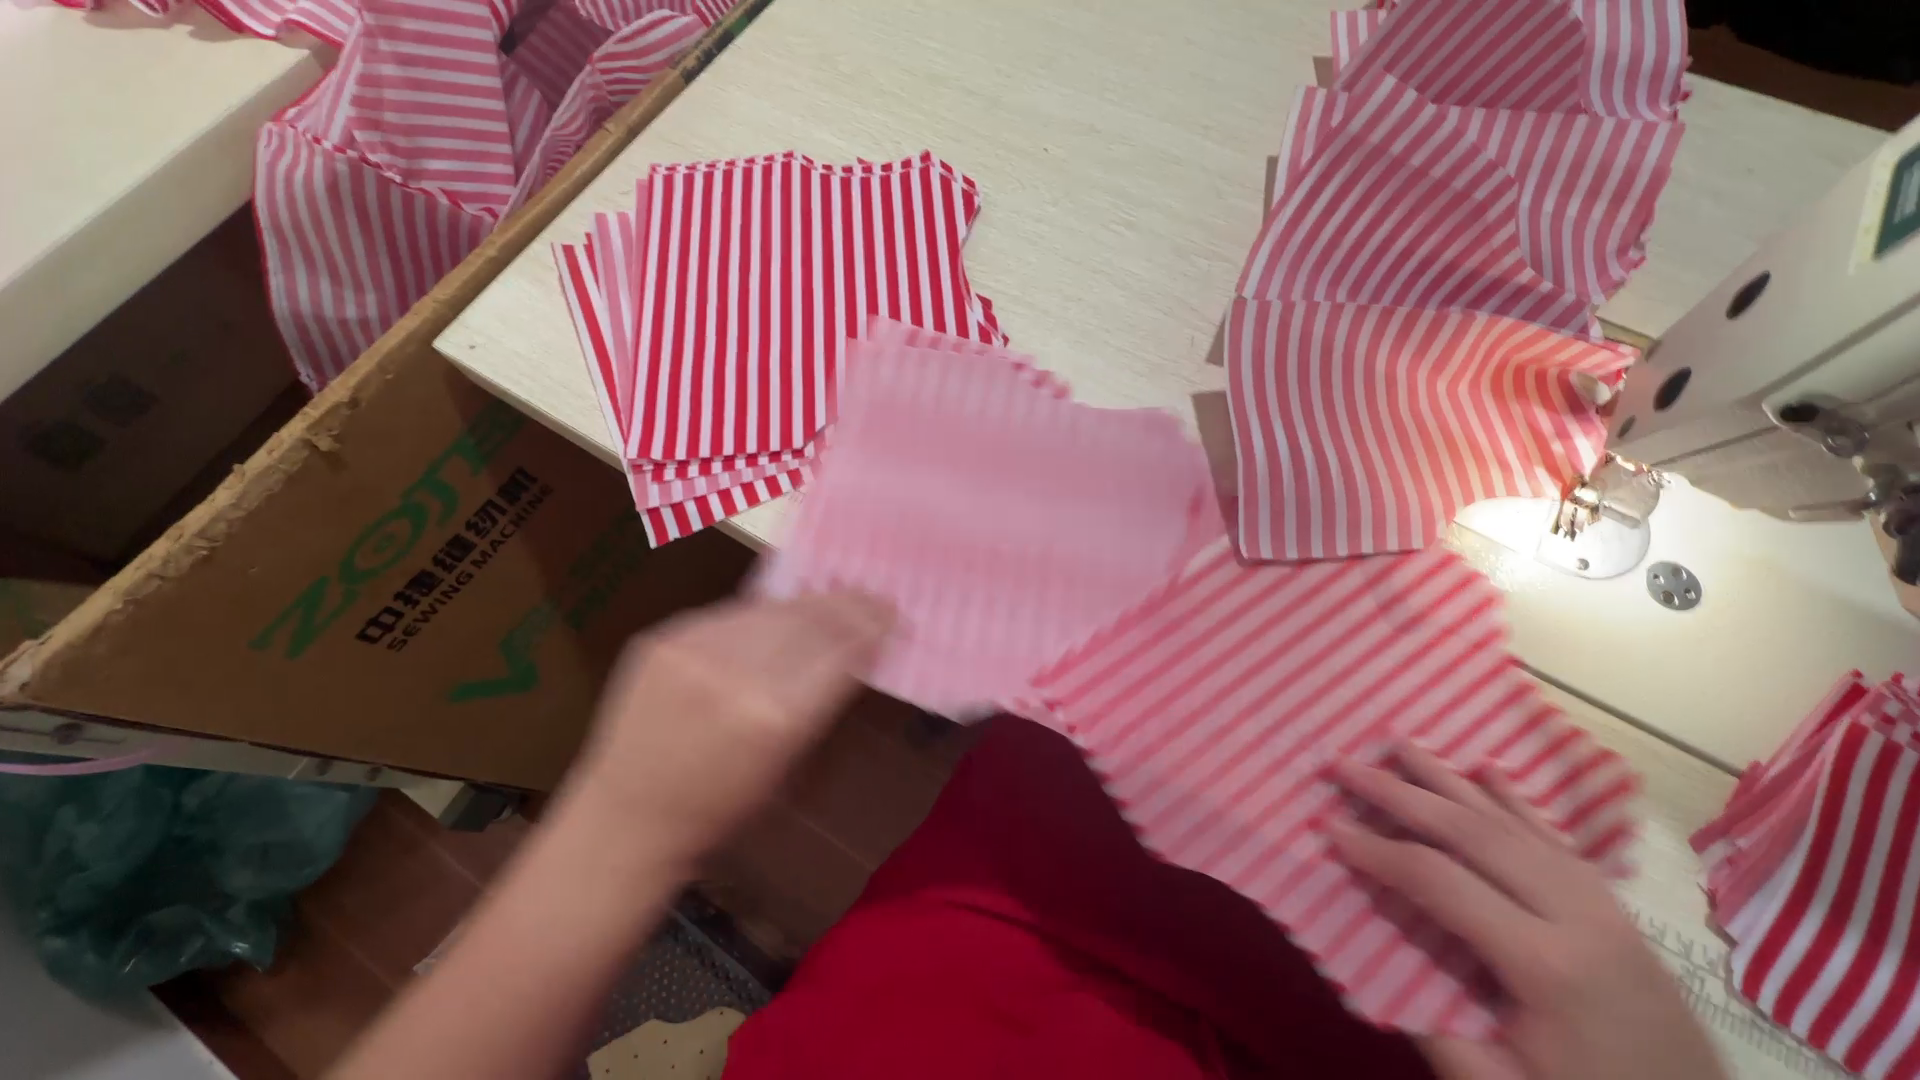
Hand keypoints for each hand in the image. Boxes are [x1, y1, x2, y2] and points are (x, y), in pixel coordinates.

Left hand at [562, 590, 894, 870]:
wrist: (628, 815)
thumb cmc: (721, 809)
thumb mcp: (790, 767)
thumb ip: (822, 703)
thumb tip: (855, 652)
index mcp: (777, 716)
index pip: (841, 650)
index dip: (870, 626)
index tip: (889, 614)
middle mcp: (737, 672)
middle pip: (811, 618)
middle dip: (847, 605)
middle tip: (869, 599)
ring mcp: (694, 648)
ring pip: (770, 608)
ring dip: (806, 605)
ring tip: (827, 603)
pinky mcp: (663, 636)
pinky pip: (728, 614)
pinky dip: (758, 617)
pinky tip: (771, 622)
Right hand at [1324, 743, 1726, 1079]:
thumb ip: (1431, 1024)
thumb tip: (1367, 954)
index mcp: (1546, 963)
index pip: (1440, 881)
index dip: (1377, 852)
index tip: (1327, 828)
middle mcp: (1576, 915)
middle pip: (1472, 833)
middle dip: (1398, 793)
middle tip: (1342, 764)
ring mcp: (1602, 904)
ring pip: (1511, 822)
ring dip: (1447, 780)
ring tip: (1397, 745)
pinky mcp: (1614, 908)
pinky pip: (1553, 837)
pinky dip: (1512, 800)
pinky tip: (1486, 770)